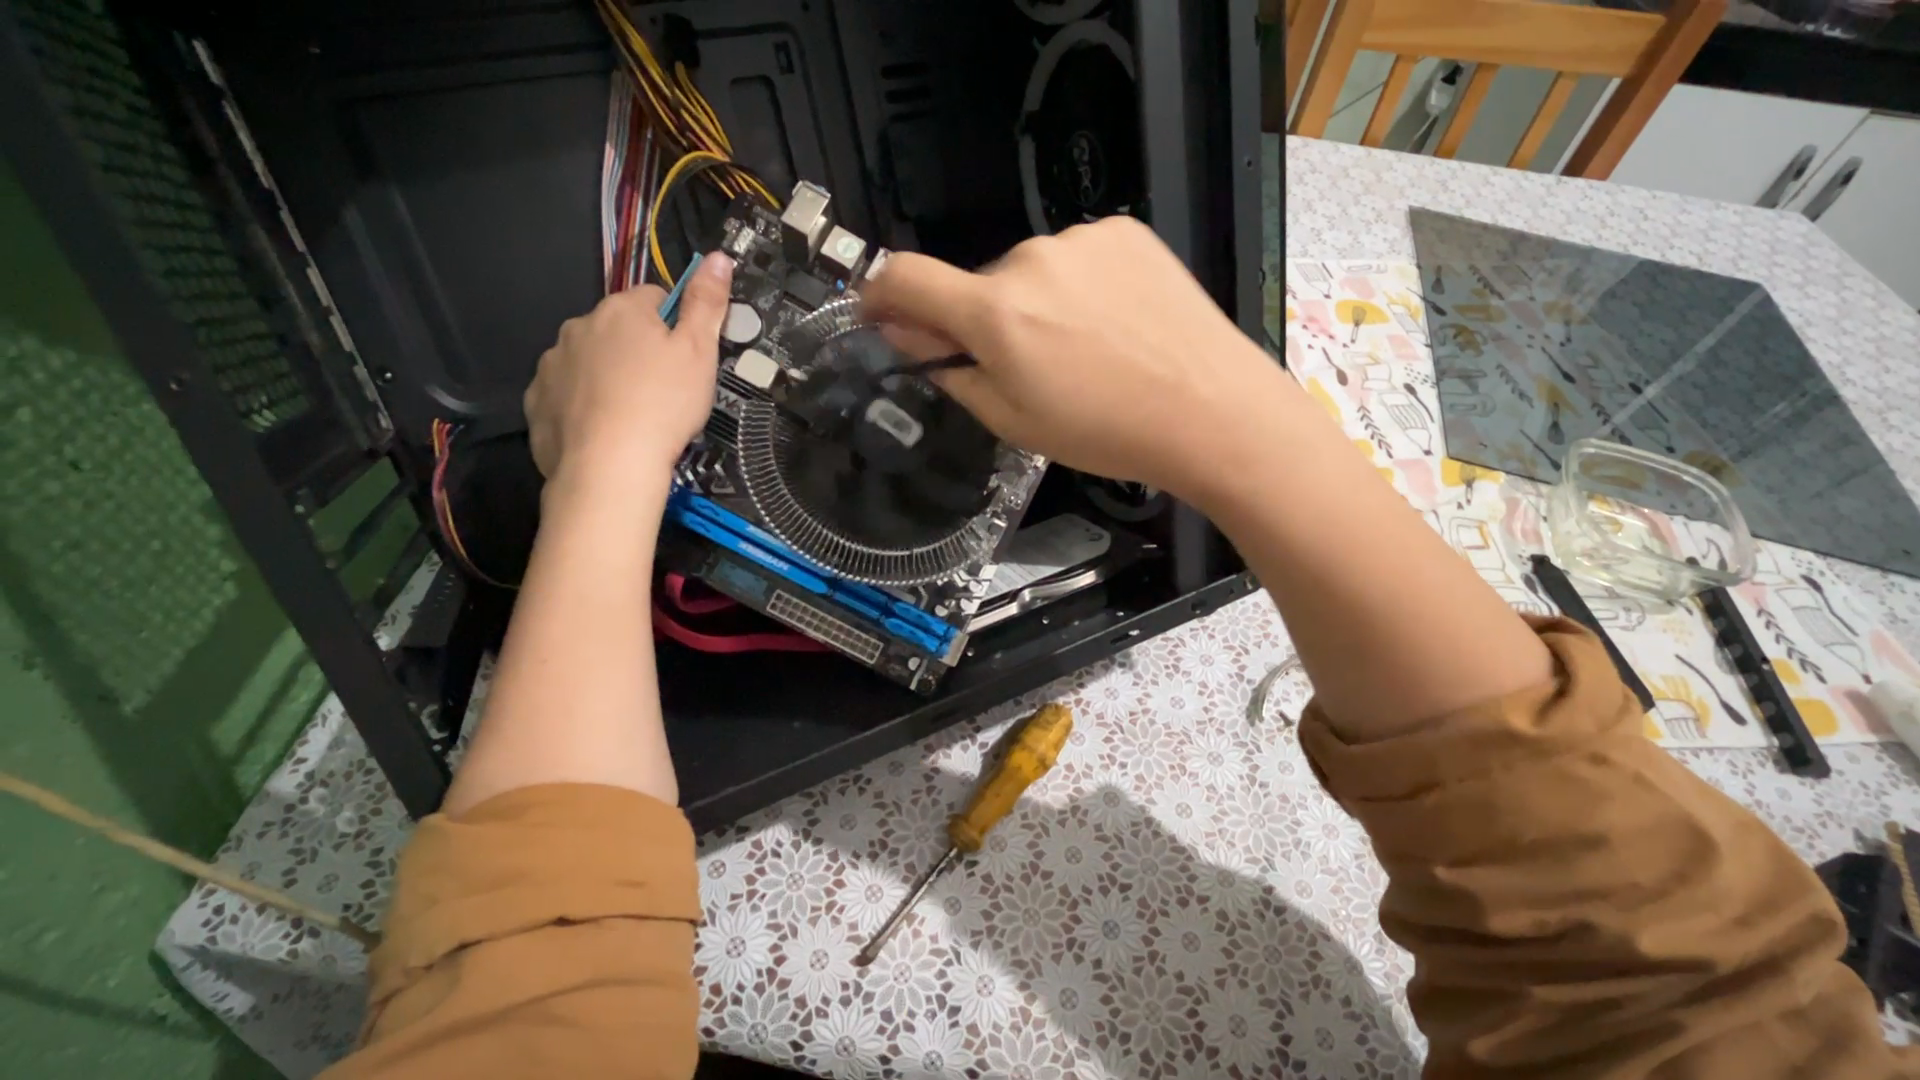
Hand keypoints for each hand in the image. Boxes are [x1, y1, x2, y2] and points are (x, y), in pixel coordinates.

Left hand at [523, 254, 734, 484]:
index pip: (654, 298)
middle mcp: (579, 326)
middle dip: (637, 350)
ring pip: (589, 360)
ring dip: (607, 376)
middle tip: (663, 391)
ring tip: (632, 415)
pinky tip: (603, 431)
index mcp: (621, 310)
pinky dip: (583, 406)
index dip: (674, 326)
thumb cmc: (663, 405)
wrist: (608, 467)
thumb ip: (707, 302)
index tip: (685, 358)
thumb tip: (717, 256)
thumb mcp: (699, 353)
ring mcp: (552, 364)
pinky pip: (566, 394)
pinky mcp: (537, 401)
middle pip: (617, 329)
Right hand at [860, 217, 1284, 501]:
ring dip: (1034, 304)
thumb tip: (906, 335)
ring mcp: (1081, 241)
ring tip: (1082, 351)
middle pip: (977, 283)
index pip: (905, 277)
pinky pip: (1075, 257)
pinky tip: (1111, 325)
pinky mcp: (1124, 232)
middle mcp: (1032, 260)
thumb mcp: (1012, 421)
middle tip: (1025, 368)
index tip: (880, 311)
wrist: (1211, 409)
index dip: (880, 294)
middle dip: (983, 320)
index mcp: (996, 312)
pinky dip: (1077, 286)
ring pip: (1028, 272)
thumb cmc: (1109, 430)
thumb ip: (948, 370)